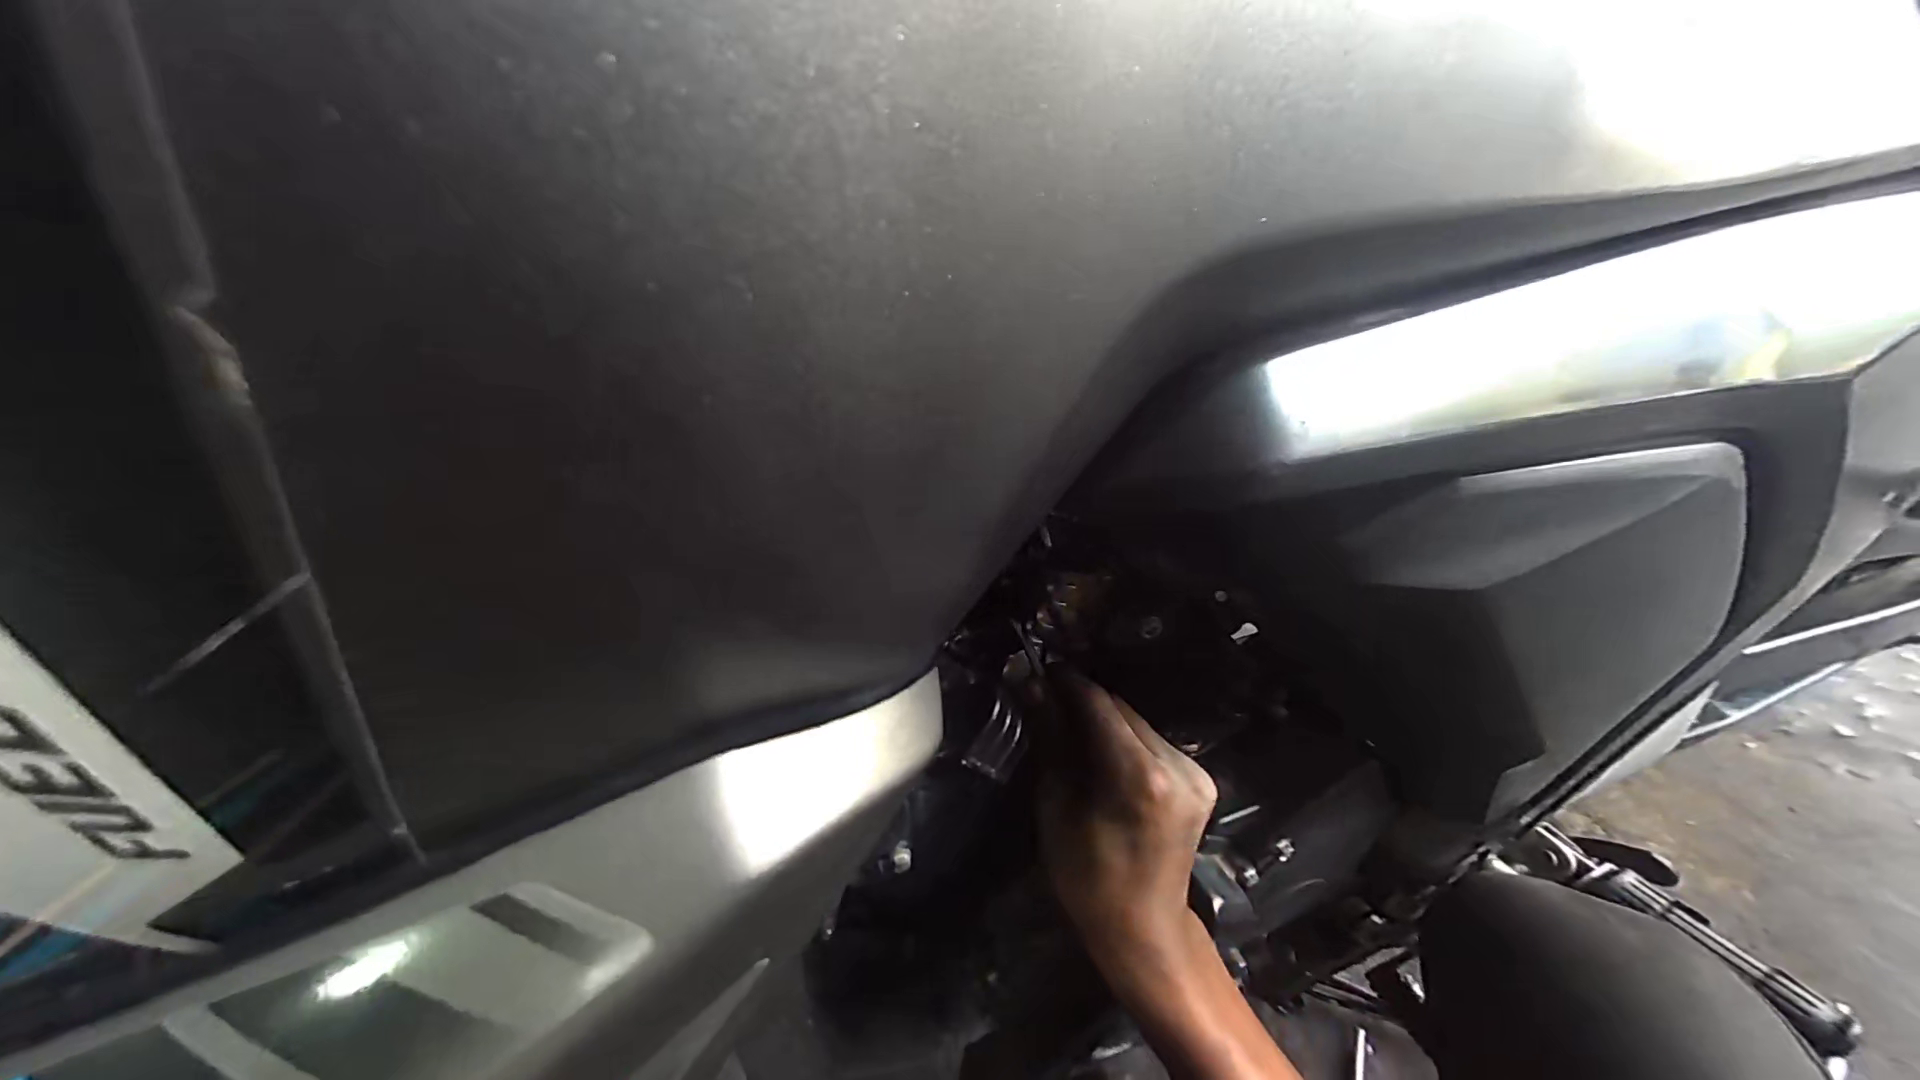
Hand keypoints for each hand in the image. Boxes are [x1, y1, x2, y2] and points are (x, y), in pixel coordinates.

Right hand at [1038, 672, 1217, 967]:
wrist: (1145, 927)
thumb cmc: (1087, 877)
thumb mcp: (1056, 806)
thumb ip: (1050, 738)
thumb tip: (1029, 682)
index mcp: (1140, 776)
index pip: (1099, 703)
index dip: (1066, 682)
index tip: (1039, 671)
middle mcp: (1178, 765)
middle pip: (1121, 708)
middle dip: (1082, 700)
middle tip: (1047, 700)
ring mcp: (1197, 771)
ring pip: (1137, 721)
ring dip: (1104, 718)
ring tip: (1071, 728)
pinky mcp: (1203, 778)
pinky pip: (1153, 739)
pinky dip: (1124, 737)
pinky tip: (1104, 752)